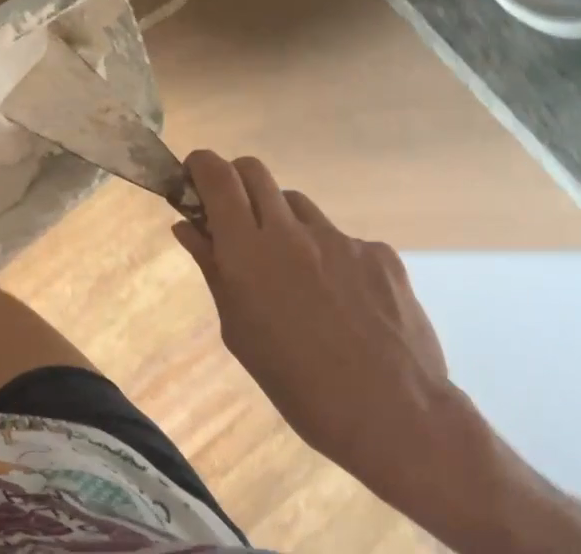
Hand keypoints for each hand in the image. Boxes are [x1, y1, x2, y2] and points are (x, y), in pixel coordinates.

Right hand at [171, 151, 451, 490]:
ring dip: (283, 222)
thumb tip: (187, 227)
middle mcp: (290, 231)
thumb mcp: (236, 327)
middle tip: (236, 218)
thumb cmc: (294, 380)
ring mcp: (340, 239)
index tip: (194, 178)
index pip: (217, 175)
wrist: (393, 414)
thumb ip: (214, 269)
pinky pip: (342, 240)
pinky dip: (329, 257)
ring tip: (294, 273)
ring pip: (298, 205)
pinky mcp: (381, 255)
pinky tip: (341, 301)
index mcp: (246, 249)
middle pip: (255, 171)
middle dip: (237, 183)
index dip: (201, 165)